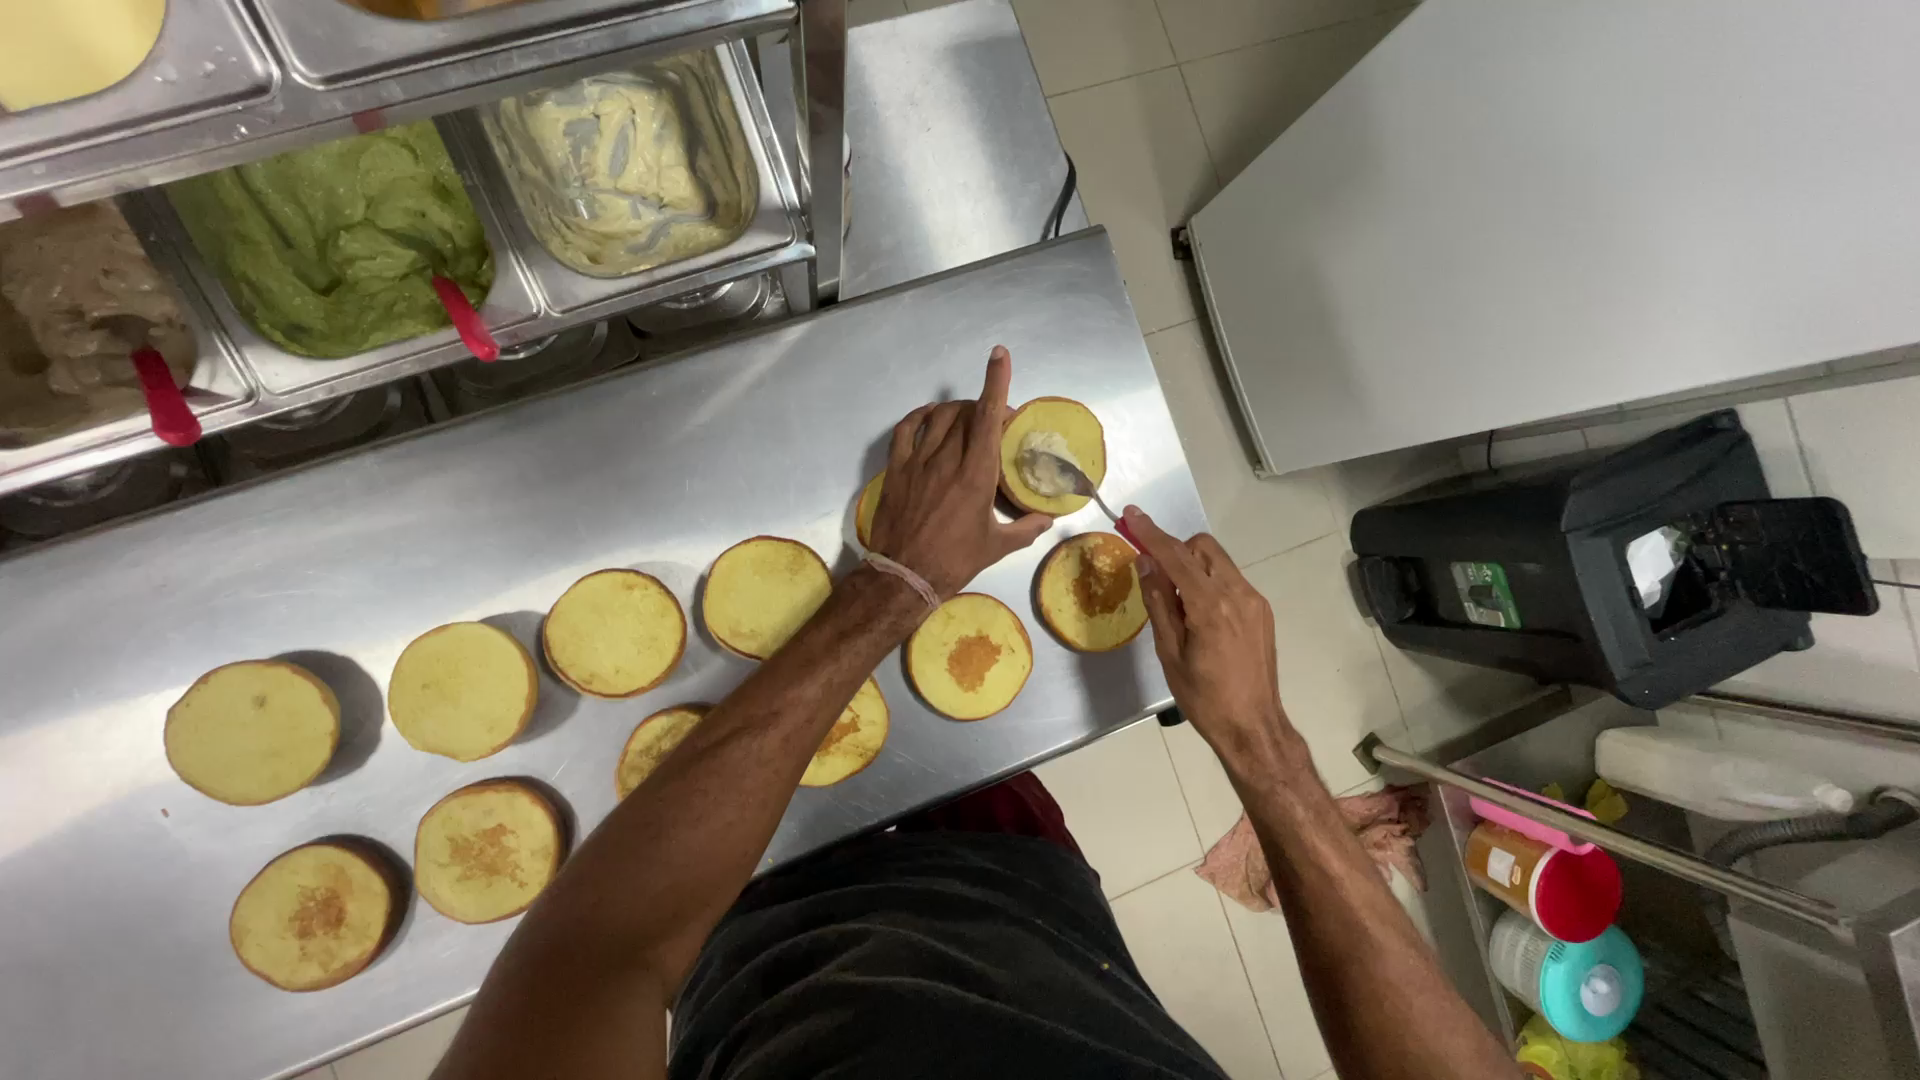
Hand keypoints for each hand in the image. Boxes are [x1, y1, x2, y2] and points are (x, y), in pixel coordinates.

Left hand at [868, 346, 1050, 597]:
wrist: (905, 575)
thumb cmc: (955, 561)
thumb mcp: (998, 547)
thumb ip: (1027, 528)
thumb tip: (1048, 519)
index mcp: (976, 473)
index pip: (987, 417)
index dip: (996, 382)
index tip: (1000, 355)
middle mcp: (947, 458)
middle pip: (965, 413)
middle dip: (983, 406)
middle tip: (995, 422)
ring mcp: (918, 461)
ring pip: (937, 417)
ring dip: (955, 409)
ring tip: (966, 417)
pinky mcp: (896, 469)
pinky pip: (906, 429)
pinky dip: (919, 416)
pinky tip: (927, 416)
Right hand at [1124, 507, 1289, 755]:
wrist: (1252, 726)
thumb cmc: (1203, 698)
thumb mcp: (1169, 652)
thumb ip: (1158, 603)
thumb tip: (1146, 564)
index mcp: (1211, 606)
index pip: (1176, 557)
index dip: (1151, 534)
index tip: (1131, 515)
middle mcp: (1237, 594)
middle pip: (1202, 547)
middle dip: (1175, 549)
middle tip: (1154, 576)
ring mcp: (1253, 601)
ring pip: (1218, 561)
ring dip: (1192, 566)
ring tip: (1176, 601)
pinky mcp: (1260, 611)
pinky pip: (1229, 580)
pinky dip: (1208, 582)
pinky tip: (1197, 613)